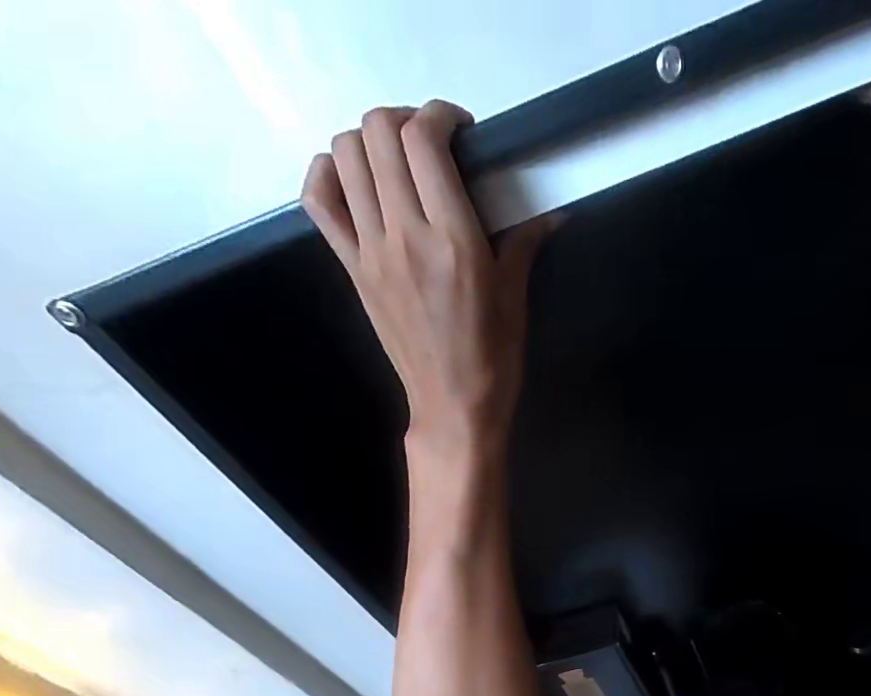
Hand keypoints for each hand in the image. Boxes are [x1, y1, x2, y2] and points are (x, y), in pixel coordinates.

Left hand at [302, 102, 555, 451]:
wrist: (453, 405)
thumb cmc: (495, 357)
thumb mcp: (516, 298)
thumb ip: (524, 244)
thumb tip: (551, 212)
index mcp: (453, 241)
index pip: (424, 142)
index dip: (440, 115)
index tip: (462, 128)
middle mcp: (404, 234)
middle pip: (378, 134)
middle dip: (406, 118)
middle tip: (434, 141)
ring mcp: (370, 250)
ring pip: (344, 155)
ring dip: (370, 138)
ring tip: (400, 157)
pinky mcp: (352, 267)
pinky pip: (319, 200)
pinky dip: (328, 172)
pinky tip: (354, 176)